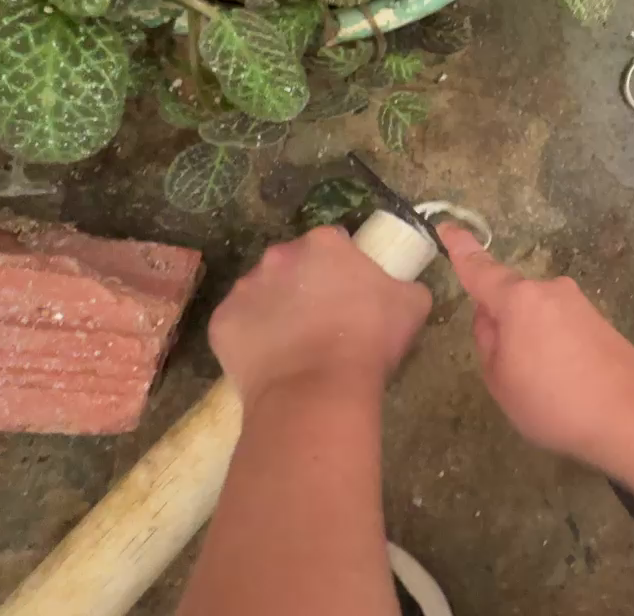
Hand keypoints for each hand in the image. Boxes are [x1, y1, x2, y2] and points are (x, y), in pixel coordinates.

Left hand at [209, 225, 432, 405]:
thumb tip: (399, 289)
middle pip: (294, 262)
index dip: (344, 264)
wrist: (318, 391)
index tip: (352, 289)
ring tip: (298, 340)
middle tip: (326, 314)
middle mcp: (279, 256)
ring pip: (263, 290)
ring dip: (278, 306)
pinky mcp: (221, 323)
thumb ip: (404, 284)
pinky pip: (240, 323)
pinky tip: (274, 357)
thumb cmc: (370, 339)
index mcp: (324, 243)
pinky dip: (253, 335)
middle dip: (306, 281)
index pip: (333, 242)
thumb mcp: (412, 303)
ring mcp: (245, 289)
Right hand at [442, 222, 633, 465]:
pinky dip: (552, 348)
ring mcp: (578, 303)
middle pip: (510, 299)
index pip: (481, 270)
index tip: (446, 226)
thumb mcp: (500, 380)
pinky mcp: (598, 320)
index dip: (461, 250)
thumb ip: (489, 342)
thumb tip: (494, 320)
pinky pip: (559, 326)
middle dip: (501, 326)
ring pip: (535, 315)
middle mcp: (550, 290)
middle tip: (510, 373)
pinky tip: (565, 383)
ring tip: (543, 386)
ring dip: (529, 339)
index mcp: (519, 299)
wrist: (629, 412)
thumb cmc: (553, 400)